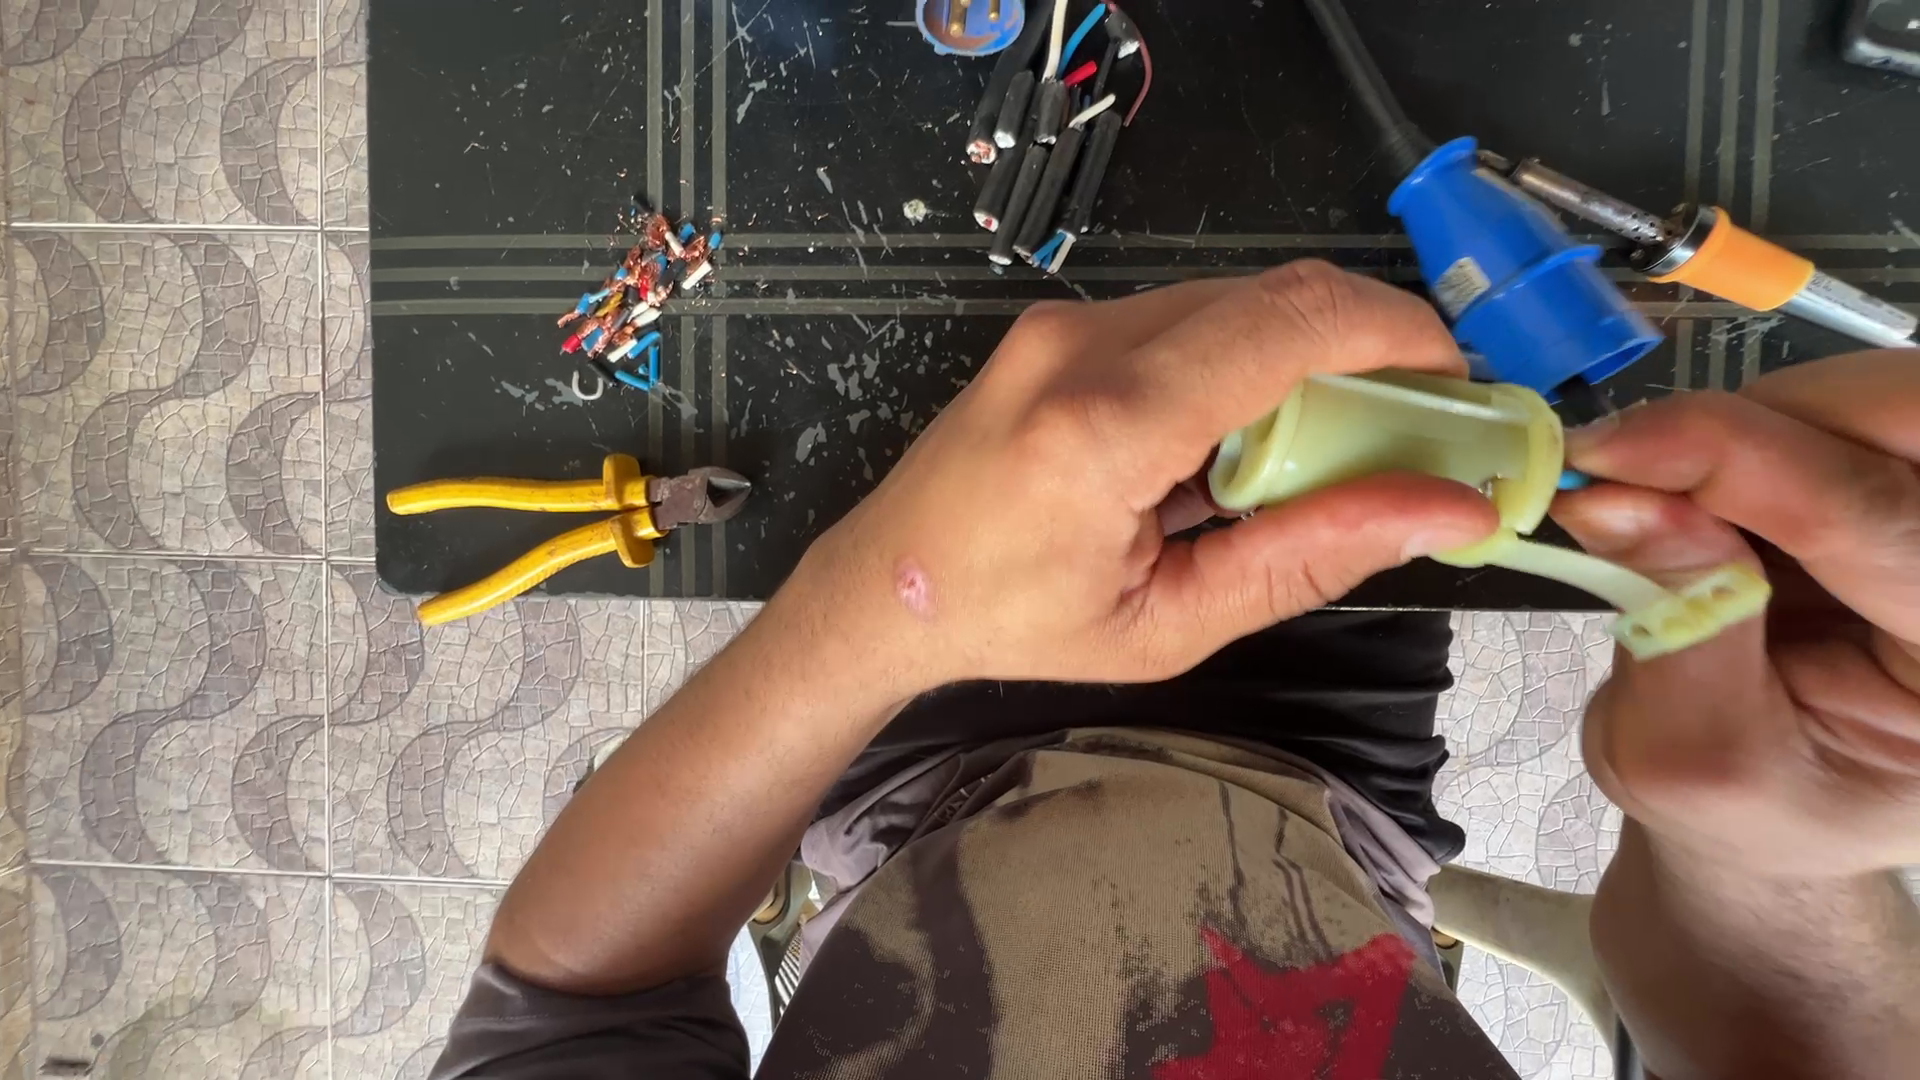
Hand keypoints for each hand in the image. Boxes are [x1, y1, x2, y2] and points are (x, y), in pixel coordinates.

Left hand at [771, 262, 1498, 700]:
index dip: (1400, 336)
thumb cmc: (1015, 623)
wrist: (888, 586)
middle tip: (1384, 437)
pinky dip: (1227, 364)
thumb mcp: (1165, 623)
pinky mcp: (1048, 332)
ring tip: (1286, 459)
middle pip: (1268, 299)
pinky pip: (1173, 321)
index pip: (1290, 323)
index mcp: (1105, 426)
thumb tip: (1440, 510)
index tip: (1450, 386)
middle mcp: (1078, 347)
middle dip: (1356, 353)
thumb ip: (1302, 559)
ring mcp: (1056, 328)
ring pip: (1224, 303)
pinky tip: (1212, 441)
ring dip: (1288, 363)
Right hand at [1553, 350, 1919, 876]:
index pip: (1888, 520)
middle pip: (1916, 424)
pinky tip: (1693, 485)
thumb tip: (1605, 497)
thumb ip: (1671, 620)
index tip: (1601, 450)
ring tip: (1654, 488)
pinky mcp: (1910, 511)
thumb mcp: (1680, 741)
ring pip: (1877, 407)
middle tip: (1628, 459)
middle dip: (1762, 418)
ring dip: (1745, 425)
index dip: (1736, 458)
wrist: (1775, 803)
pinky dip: (1744, 434)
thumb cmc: (1733, 801)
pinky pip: (1841, 424)